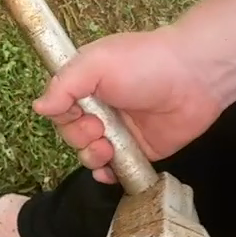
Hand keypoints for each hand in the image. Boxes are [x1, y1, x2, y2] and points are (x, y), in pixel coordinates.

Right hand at [34, 28, 235, 182]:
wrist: (196, 75)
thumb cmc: (143, 62)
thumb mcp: (95, 64)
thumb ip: (64, 85)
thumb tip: (39, 108)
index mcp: (86, 84)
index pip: (59, 108)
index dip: (62, 116)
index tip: (76, 112)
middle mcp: (100, 109)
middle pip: (71, 134)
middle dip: (79, 136)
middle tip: (98, 127)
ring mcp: (120, 131)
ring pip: (89, 154)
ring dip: (91, 156)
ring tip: (107, 147)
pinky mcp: (140, 150)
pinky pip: (116, 169)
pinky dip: (107, 174)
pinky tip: (109, 172)